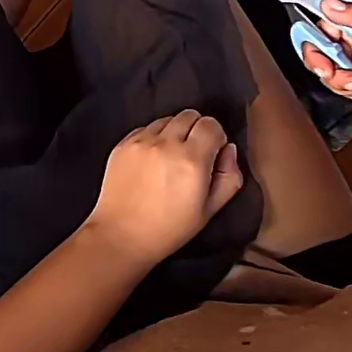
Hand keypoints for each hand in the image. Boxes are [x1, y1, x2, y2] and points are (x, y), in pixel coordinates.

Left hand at [82, 110, 243, 265]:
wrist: (121, 236)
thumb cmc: (169, 229)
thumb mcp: (210, 210)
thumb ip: (229, 177)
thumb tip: (229, 150)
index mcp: (192, 160)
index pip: (211, 125)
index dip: (216, 138)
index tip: (211, 155)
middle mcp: (166, 144)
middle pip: (190, 115)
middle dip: (197, 130)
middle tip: (192, 155)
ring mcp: (141, 142)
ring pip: (167, 119)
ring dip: (174, 132)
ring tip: (170, 158)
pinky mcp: (122, 144)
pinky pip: (145, 128)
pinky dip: (154, 138)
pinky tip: (152, 161)